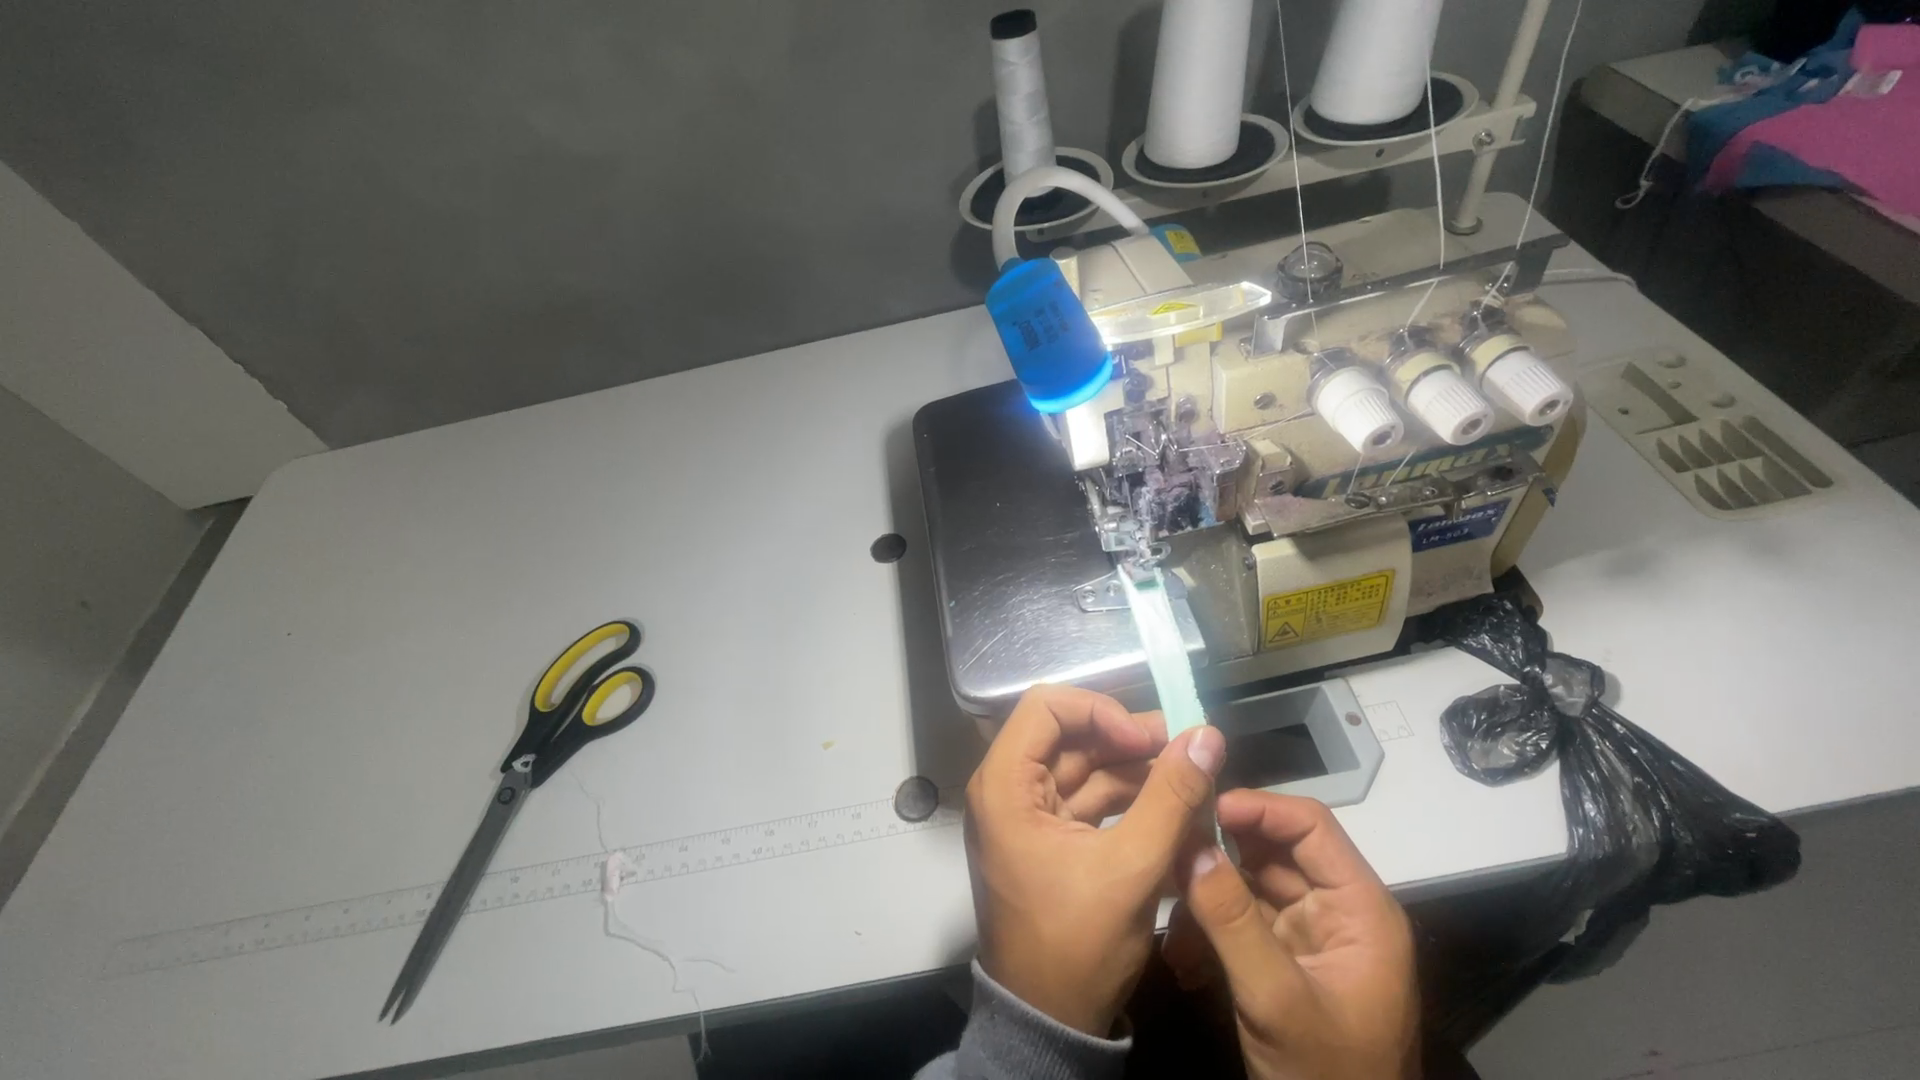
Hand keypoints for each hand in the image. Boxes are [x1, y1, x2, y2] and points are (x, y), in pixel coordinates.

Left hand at [966, 684, 1224, 1035]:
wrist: (1049, 1022)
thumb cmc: (1076, 944)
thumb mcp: (1132, 868)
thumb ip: (1172, 798)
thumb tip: (1208, 736)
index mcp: (1007, 785)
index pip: (1046, 707)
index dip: (1100, 710)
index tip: (1147, 739)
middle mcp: (1010, 790)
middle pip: (1070, 736)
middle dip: (1130, 741)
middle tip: (1186, 754)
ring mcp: (1029, 815)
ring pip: (1085, 767)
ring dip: (1136, 771)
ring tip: (1191, 781)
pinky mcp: (1051, 839)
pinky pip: (1090, 800)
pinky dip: (1130, 801)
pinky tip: (1174, 808)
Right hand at [1166, 790, 1418, 1078]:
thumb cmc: (1327, 1075)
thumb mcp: (1276, 998)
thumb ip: (1232, 919)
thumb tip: (1190, 845)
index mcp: (1359, 909)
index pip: (1310, 827)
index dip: (1257, 808)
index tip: (1201, 809)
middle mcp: (1337, 912)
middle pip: (1273, 853)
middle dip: (1218, 855)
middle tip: (1166, 853)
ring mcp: (1308, 938)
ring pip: (1249, 887)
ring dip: (1205, 899)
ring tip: (1167, 917)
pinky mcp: (1283, 962)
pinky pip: (1240, 925)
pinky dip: (1208, 934)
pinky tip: (1181, 961)